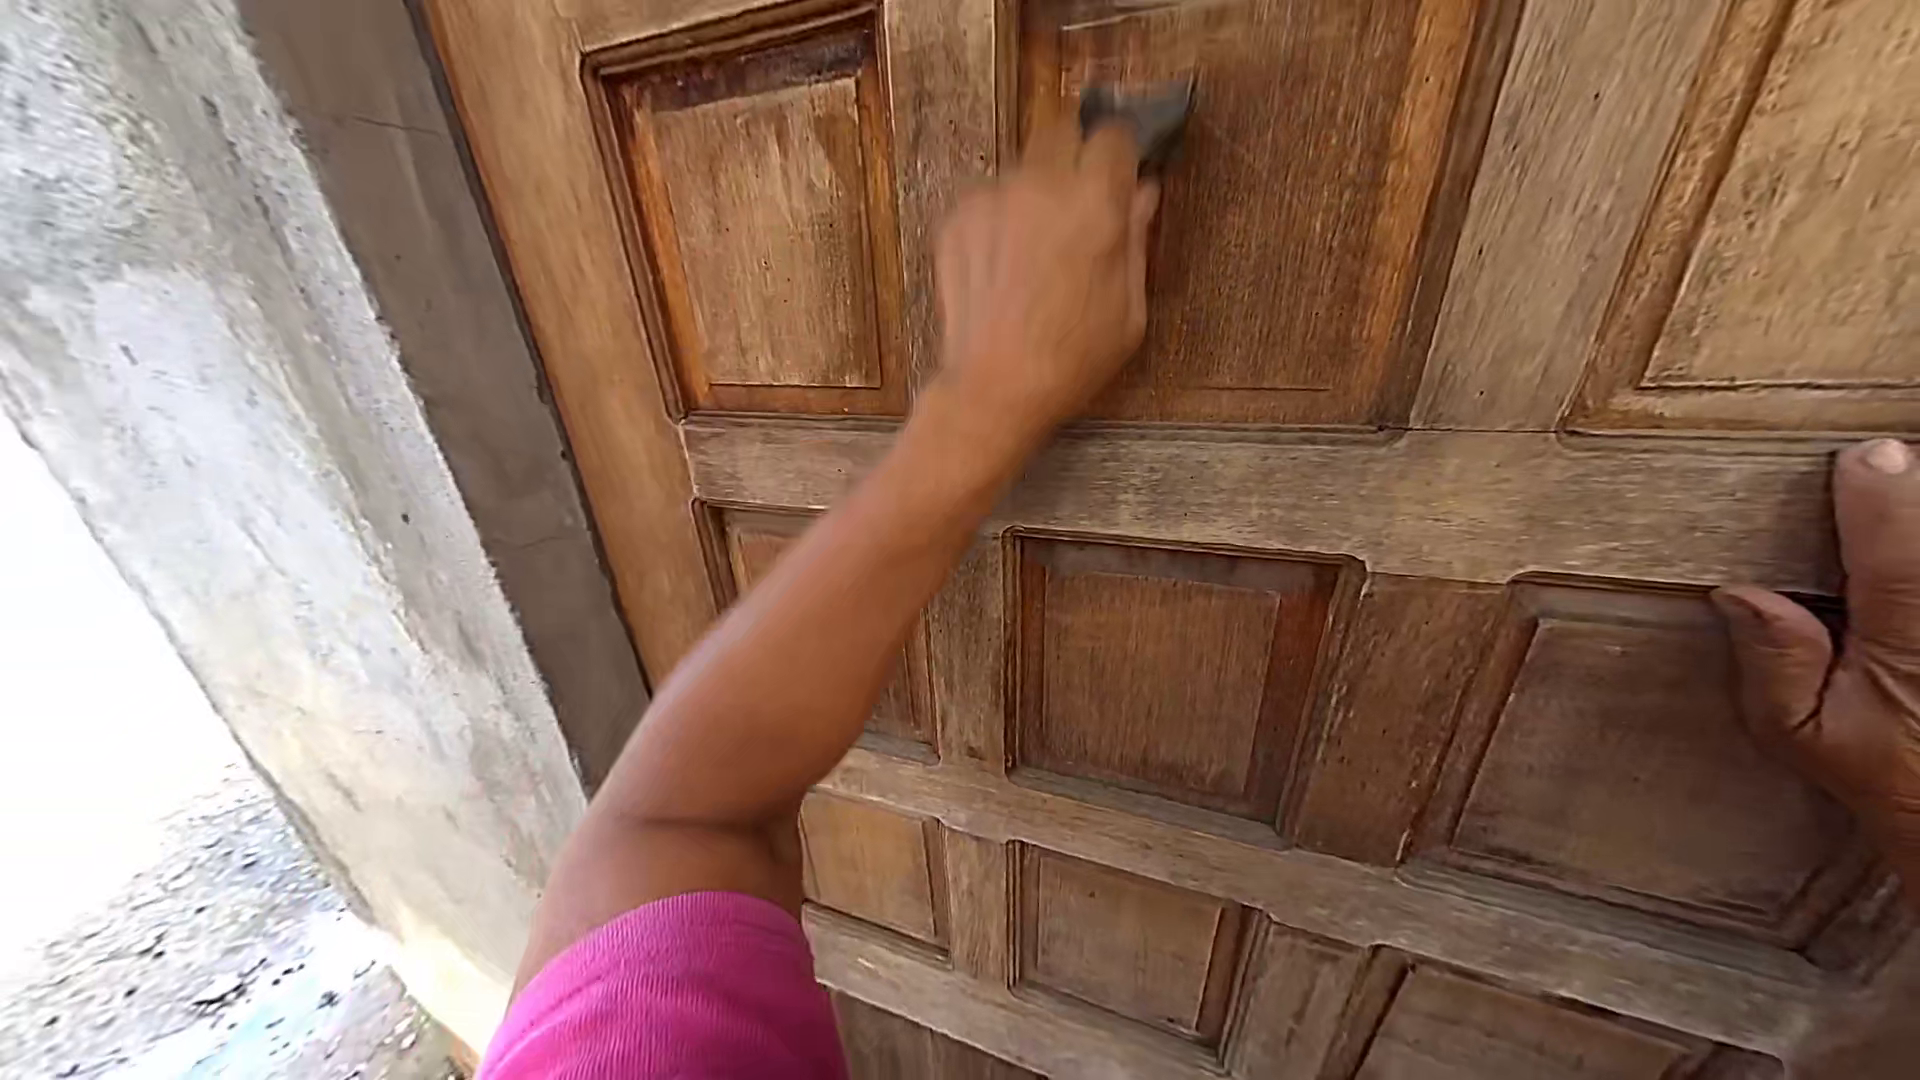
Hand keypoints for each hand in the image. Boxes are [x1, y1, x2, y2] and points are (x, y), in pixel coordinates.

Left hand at [933, 120, 1160, 437]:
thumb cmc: (1071, 362)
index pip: (1113, 135)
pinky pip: (985, 200)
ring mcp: (990, 200)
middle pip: (1061, 130)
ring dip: (1033, 192)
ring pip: (1020, 168)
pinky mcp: (955, 221)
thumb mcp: (1129, 312)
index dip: (1118, 157)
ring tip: (1032, 253)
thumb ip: (1138, 241)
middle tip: (1075, 205)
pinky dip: (997, 220)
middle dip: (1074, 156)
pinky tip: (1001, 269)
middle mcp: (1040, 186)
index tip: (1117, 181)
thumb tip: (1144, 192)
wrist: (994, 389)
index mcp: (1095, 204)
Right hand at [1714, 439, 1919, 900]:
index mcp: (1911, 652)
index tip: (1872, 456)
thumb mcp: (1798, 732)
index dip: (1884, 504)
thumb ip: (1773, 663)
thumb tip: (1741, 592)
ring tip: (1912, 477)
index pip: (1898, 563)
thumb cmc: (1887, 775)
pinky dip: (1917, 555)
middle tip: (1909, 450)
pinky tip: (1904, 545)